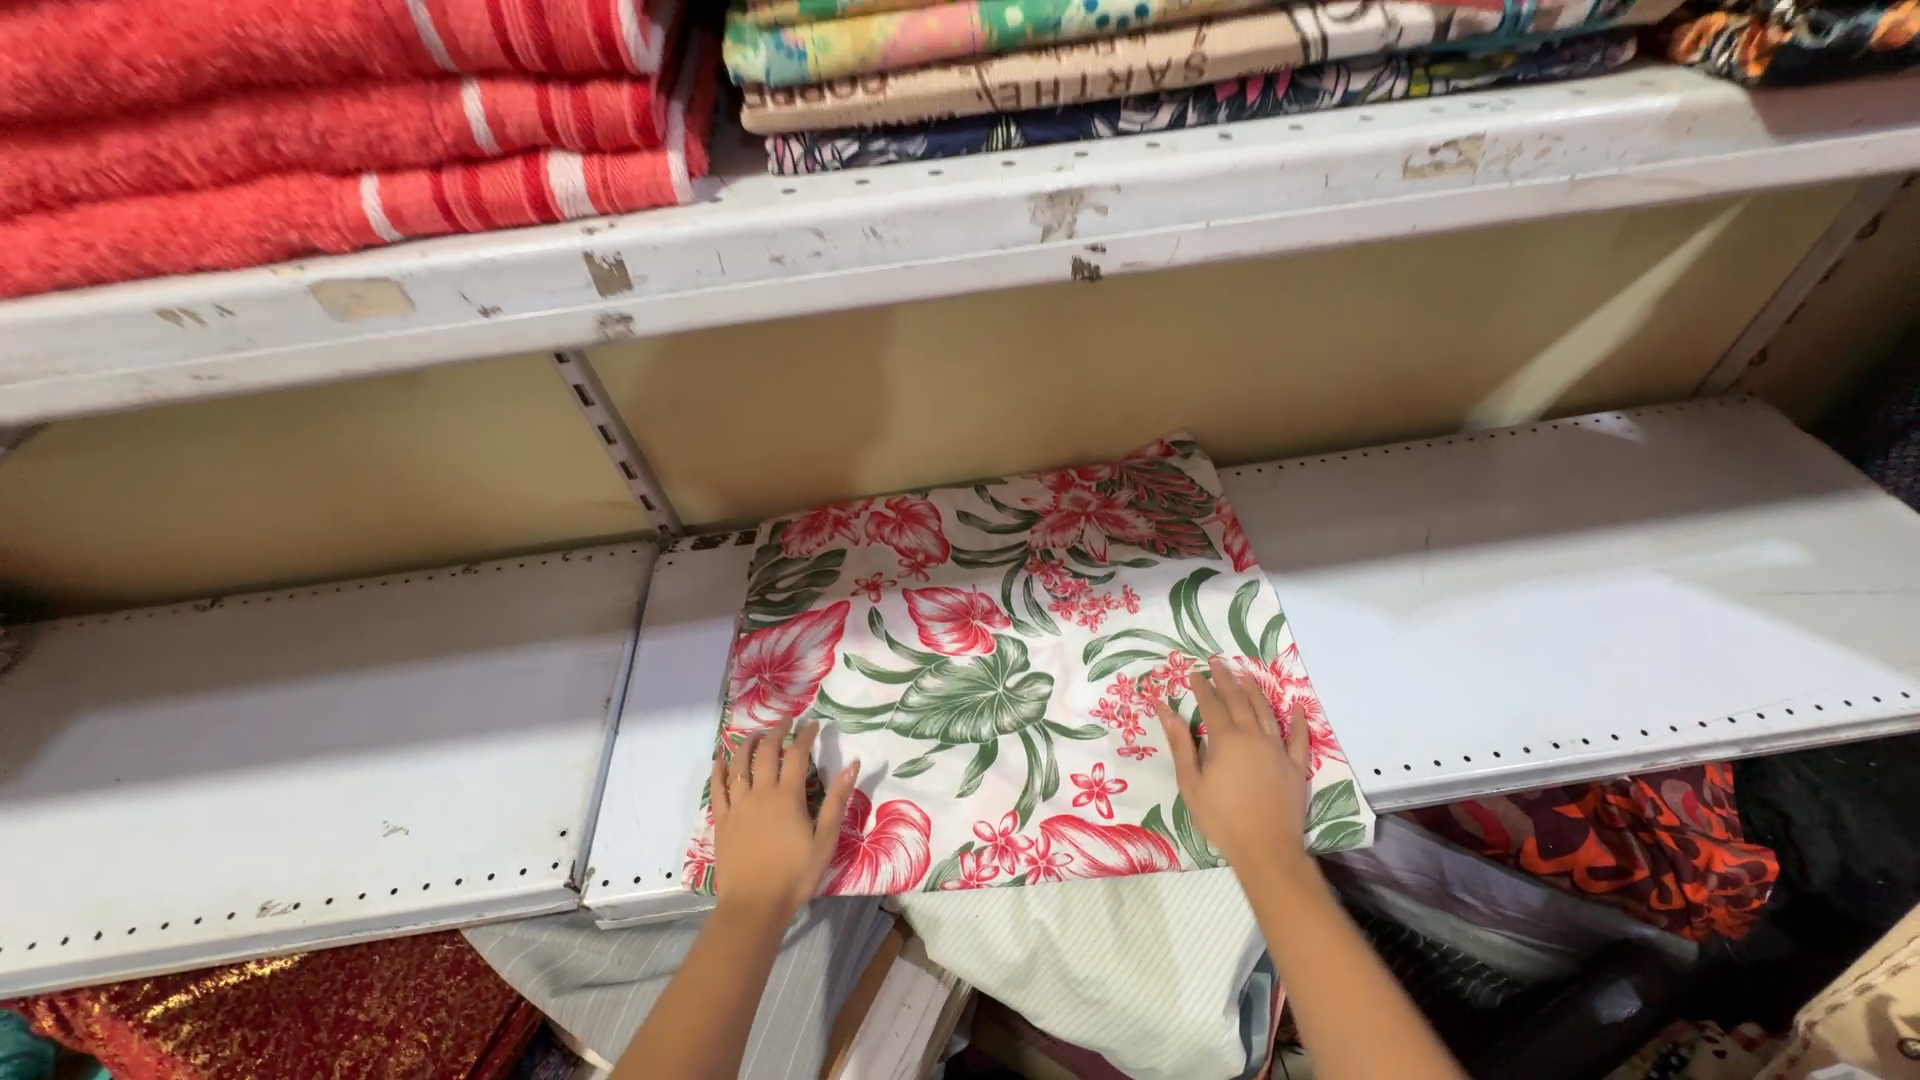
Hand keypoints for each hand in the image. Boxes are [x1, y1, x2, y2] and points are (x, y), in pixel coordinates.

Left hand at [710, 719, 858, 920]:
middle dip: (776, 731)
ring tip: (755, 734)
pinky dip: (719, 769)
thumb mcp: (825, 839)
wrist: (755, 905)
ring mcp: (738, 806)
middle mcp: (760, 793)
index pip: (797, 754)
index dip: (805, 735)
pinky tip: (721, 758)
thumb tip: (852, 765)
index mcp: (788, 796)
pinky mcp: (722, 821)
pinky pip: (717, 788)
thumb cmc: (796, 875)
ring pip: (739, 764)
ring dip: (747, 744)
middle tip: (785, 721)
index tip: (813, 724)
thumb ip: (836, 800)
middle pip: (766, 752)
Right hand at [1157, 656, 1313, 880]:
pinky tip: (1297, 708)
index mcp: (1226, 740)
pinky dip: (1298, 721)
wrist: (1265, 849)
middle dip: (1226, 679)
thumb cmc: (1221, 818)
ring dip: (1255, 691)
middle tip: (1217, 662)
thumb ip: (1180, 744)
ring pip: (1266, 712)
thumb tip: (1165, 710)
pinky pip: (1300, 739)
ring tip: (1246, 674)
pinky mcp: (1296, 767)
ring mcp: (1278, 750)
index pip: (1211, 705)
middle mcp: (1253, 736)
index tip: (1193, 672)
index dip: (1201, 687)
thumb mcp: (1191, 782)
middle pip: (1238, 701)